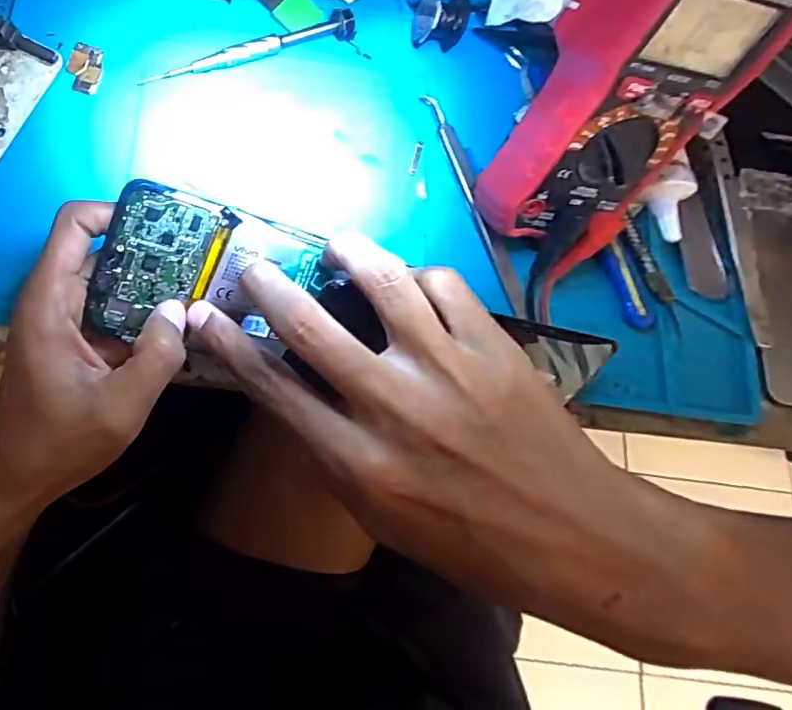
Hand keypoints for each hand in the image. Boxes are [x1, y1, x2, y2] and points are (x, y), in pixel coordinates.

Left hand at [0, 202, 186, 517]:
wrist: (19, 478)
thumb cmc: (59, 444)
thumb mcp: (120, 407)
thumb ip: (157, 357)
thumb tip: (179, 309)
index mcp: (49, 300)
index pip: (73, 224)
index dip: (112, 211)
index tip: (158, 227)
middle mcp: (50, 298)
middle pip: (95, 248)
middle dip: (141, 248)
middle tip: (190, 257)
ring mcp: (58, 317)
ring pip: (103, 280)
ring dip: (142, 282)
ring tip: (190, 285)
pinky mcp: (67, 336)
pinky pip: (103, 309)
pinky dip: (134, 312)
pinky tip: (170, 324)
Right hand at [186, 232, 710, 640]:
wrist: (590, 546)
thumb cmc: (465, 538)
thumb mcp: (376, 513)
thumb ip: (326, 448)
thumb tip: (287, 384)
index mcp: (359, 461)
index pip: (271, 386)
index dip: (228, 342)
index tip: (202, 313)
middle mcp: (396, 408)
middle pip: (309, 325)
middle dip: (266, 284)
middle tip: (251, 263)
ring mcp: (450, 371)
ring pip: (383, 282)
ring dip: (346, 252)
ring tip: (334, 246)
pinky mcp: (496, 348)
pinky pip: (442, 285)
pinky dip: (417, 277)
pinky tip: (411, 286)